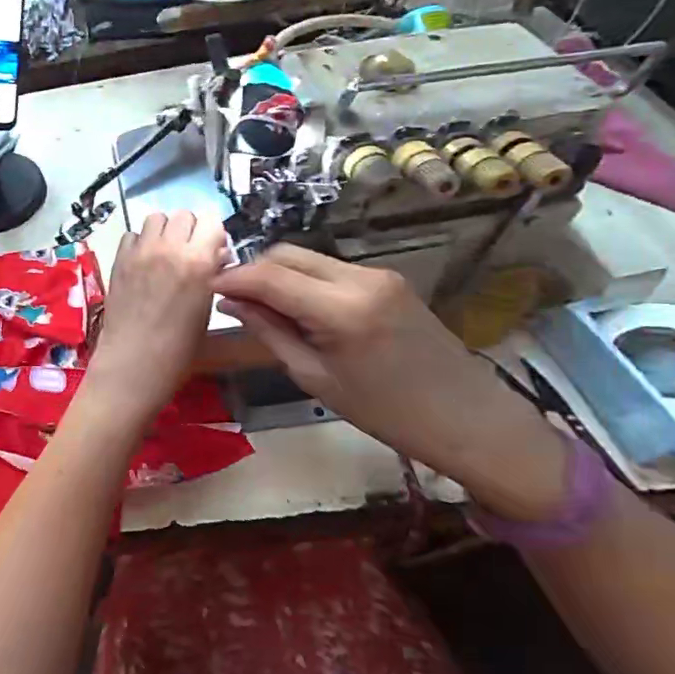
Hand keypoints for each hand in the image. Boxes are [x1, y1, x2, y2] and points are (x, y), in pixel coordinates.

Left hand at [83, 211, 227, 422]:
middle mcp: (168, 248)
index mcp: (198, 261)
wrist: (133, 365)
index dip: (214, 235)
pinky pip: (132, 235)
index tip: (213, 252)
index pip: (211, 221)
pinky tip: (143, 264)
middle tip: (190, 253)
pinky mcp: (118, 260)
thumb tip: (215, 256)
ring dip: (164, 231)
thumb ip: (212, 275)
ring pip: (156, 218)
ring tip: (166, 254)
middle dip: (190, 230)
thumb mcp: (207, 309)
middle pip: (183, 215)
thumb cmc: (179, 349)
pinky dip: (140, 243)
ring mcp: (140, 252)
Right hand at [211, 245, 568, 519]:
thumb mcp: (315, 377)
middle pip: (288, 254)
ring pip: (309, 258)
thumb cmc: (386, 412)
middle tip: (232, 299)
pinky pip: (332, 270)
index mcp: (341, 309)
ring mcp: (378, 274)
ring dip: (279, 275)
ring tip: (262, 308)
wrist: (468, 418)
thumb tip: (232, 302)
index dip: (233, 277)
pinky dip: (305, 281)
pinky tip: (298, 309)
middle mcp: (360, 278)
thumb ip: (270, 332)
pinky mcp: (389, 280)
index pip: (270, 275)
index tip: (207, 287)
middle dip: (254, 270)